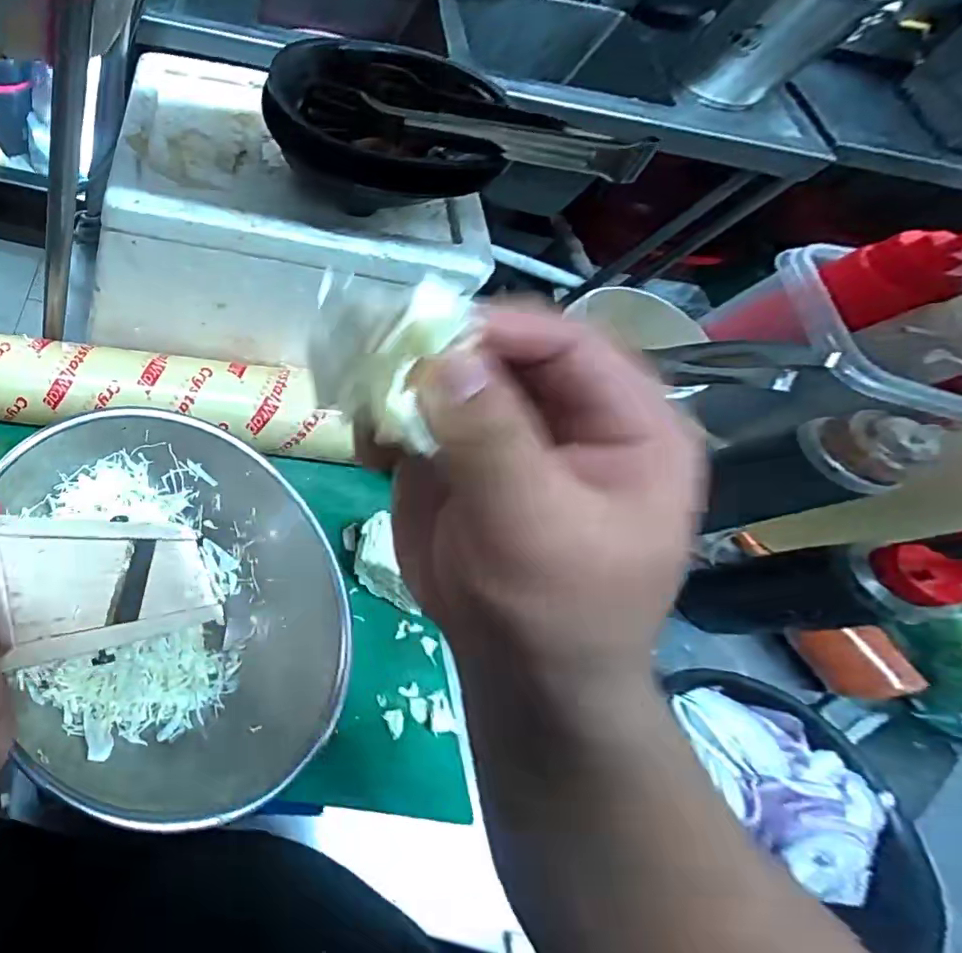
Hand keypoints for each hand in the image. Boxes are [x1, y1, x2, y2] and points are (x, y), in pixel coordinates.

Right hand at [359, 305, 704, 690]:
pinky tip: (368, 452)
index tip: (427, 331)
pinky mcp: (448, 457)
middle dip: (437, 355)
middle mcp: (561, 417)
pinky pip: (410, 418)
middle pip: (497, 354)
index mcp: (623, 422)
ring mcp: (499, 435)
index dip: (501, 328)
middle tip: (378, 364)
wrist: (515, 662)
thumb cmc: (553, 600)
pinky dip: (381, 422)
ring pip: (444, 381)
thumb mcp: (532, 520)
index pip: (567, 345)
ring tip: (367, 413)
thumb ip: (491, 439)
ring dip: (399, 388)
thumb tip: (443, 360)